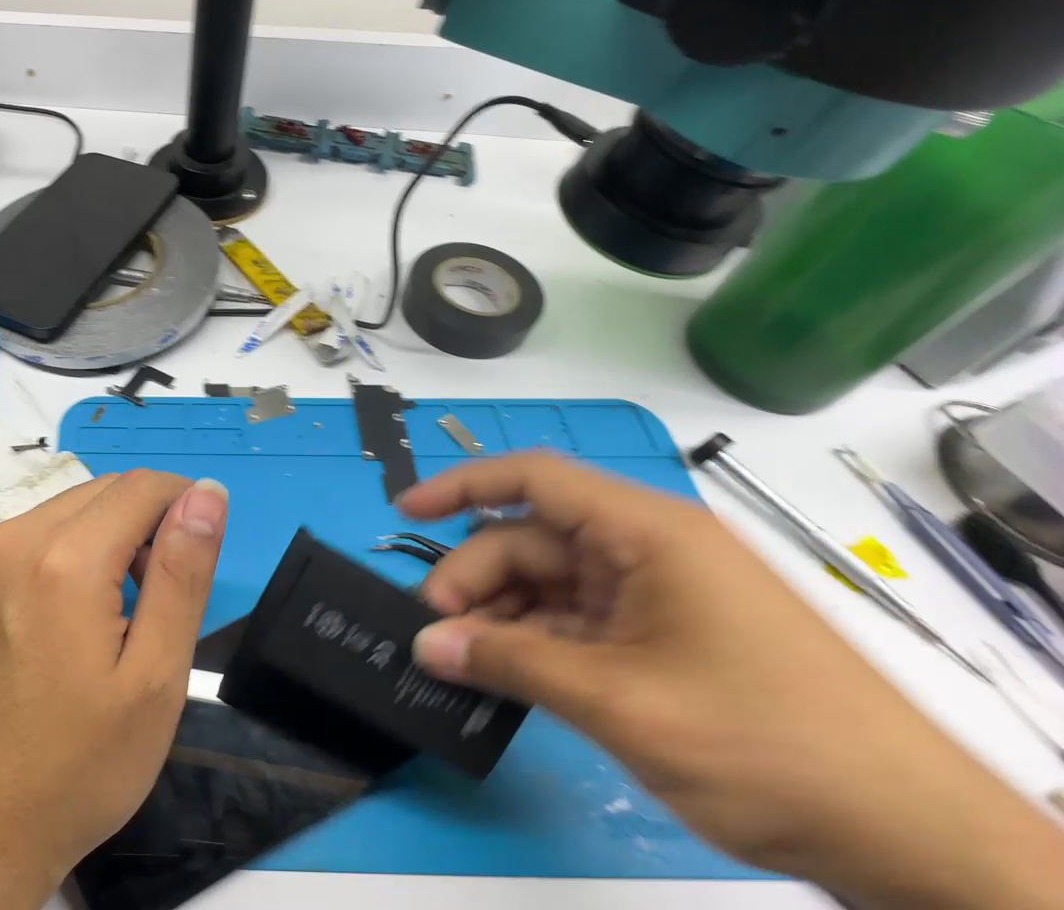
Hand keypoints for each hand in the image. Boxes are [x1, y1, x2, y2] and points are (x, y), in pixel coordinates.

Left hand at [0, 471, 228, 907]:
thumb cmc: (77, 766)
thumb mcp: (155, 677)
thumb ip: (183, 574)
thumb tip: (206, 495)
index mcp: (63, 559)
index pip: (142, 488)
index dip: (188, 508)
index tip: (202, 563)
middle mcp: (14, 539)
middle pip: (105, 492)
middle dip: (150, 524)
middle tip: (163, 604)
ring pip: (73, 508)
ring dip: (114, 537)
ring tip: (126, 616)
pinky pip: (41, 534)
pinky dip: (77, 551)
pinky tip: (82, 615)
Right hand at [401, 452, 1063, 909]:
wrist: (909, 831)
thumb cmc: (764, 742)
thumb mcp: (621, 702)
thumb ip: (513, 664)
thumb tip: (427, 646)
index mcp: (648, 534)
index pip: (536, 479)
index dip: (461, 487)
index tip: (401, 513)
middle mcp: (652, 551)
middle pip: (534, 539)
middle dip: (474, 579)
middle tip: (433, 637)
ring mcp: (663, 598)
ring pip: (553, 585)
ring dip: (502, 617)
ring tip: (462, 664)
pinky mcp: (671, 641)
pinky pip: (581, 623)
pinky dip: (538, 644)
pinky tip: (506, 676)